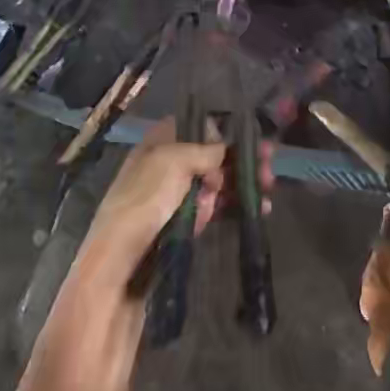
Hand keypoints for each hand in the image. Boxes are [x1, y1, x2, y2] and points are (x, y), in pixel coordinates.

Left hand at [74, 117, 277, 296]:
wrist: (120, 265)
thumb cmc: (143, 202)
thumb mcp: (173, 163)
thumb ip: (203, 151)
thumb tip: (225, 148)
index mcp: (158, 144)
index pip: (194, 126)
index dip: (222, 130)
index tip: (250, 137)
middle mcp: (167, 166)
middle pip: (211, 155)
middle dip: (240, 158)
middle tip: (269, 165)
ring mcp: (176, 197)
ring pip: (216, 183)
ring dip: (244, 182)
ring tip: (268, 189)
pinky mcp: (184, 223)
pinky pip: (214, 209)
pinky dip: (235, 206)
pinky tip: (260, 208)